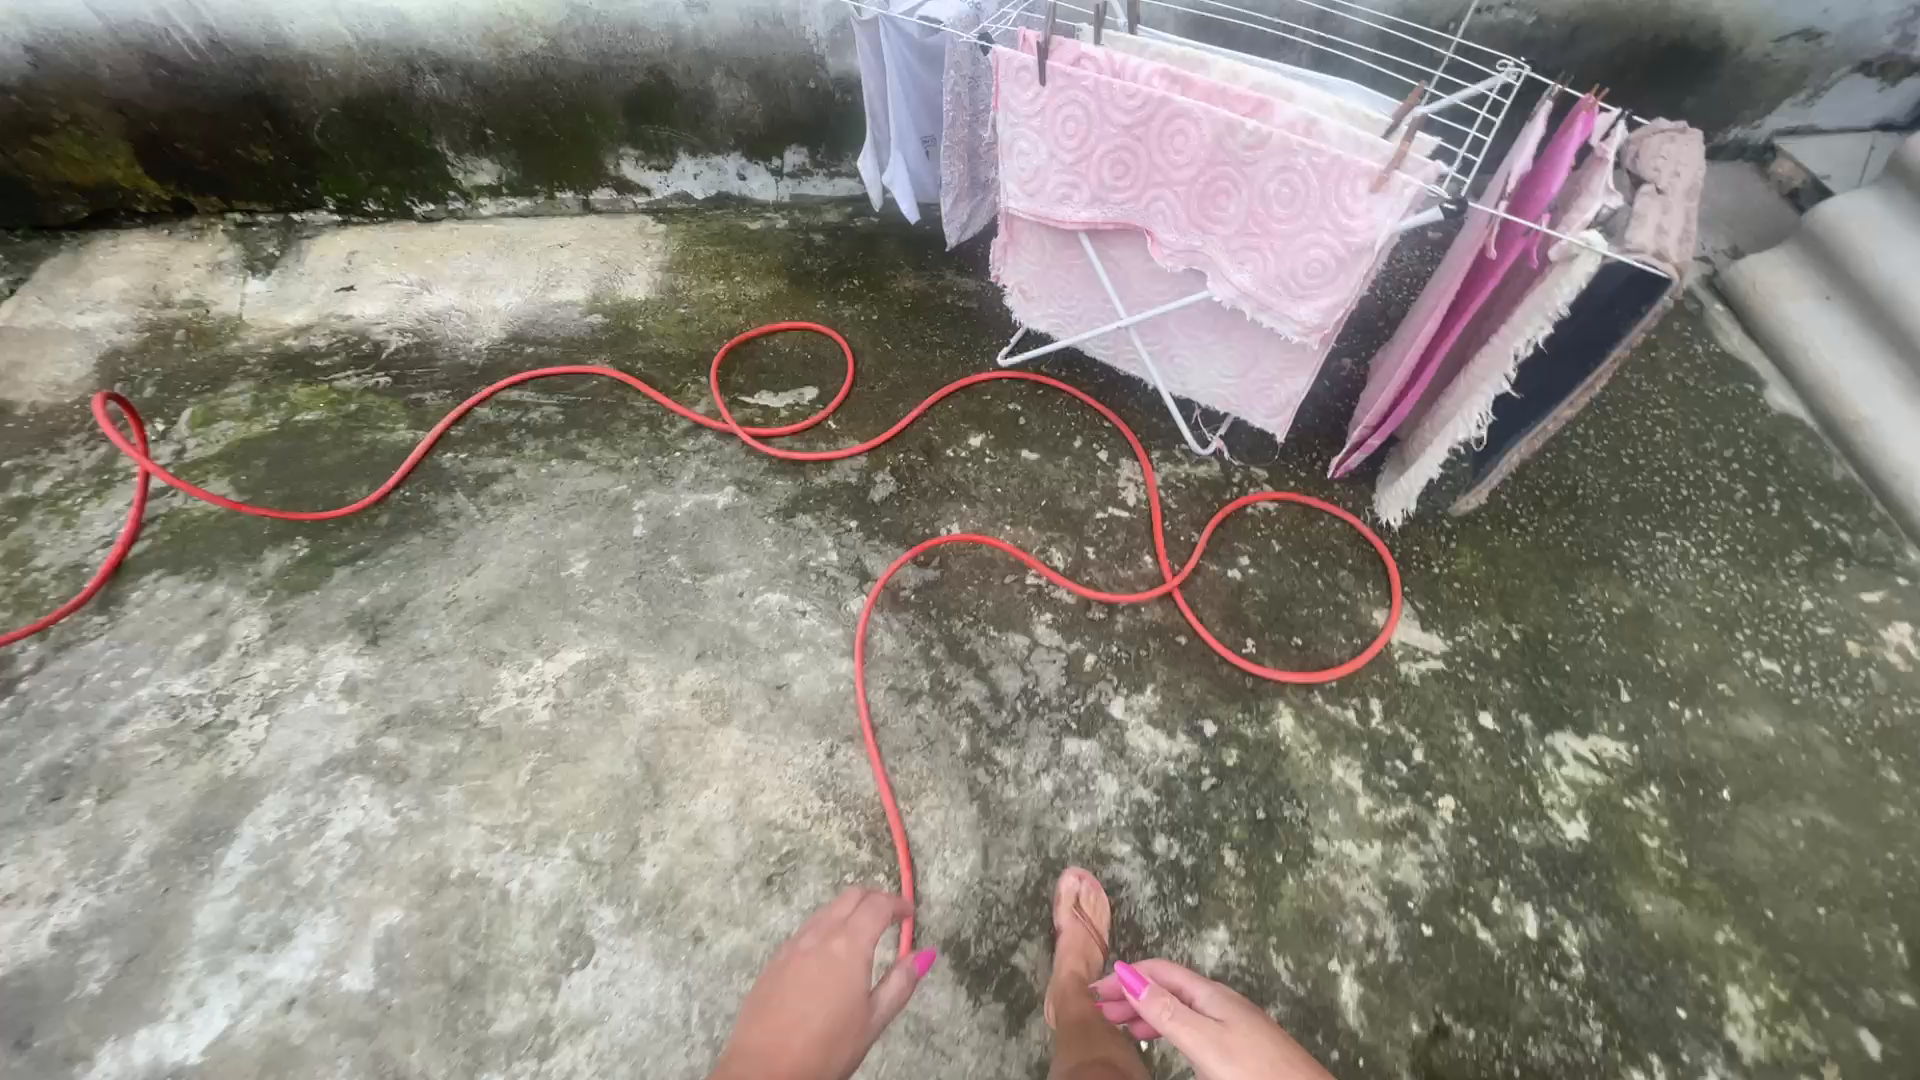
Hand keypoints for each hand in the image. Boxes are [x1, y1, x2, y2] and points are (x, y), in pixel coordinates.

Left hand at [708, 886, 937, 1079]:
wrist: (761, 1072)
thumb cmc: (825, 1050)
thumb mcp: (872, 1022)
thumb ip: (900, 984)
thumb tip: (925, 954)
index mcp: (848, 944)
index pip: (878, 905)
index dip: (898, 903)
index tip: (910, 913)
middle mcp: (820, 934)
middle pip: (851, 895)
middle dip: (875, 898)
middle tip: (891, 916)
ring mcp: (793, 944)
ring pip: (827, 909)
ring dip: (849, 910)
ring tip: (862, 933)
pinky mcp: (775, 959)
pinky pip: (807, 928)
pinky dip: (827, 926)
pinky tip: (829, 955)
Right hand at [1090, 959, 1335, 1079]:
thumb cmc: (1254, 1070)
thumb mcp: (1204, 1042)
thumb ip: (1166, 1010)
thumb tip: (1127, 972)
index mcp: (1209, 993)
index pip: (1157, 971)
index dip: (1124, 977)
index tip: (1092, 992)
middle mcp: (1219, 1000)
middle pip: (1166, 987)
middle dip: (1130, 993)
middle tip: (1098, 1011)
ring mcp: (1232, 1023)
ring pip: (1178, 1007)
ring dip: (1146, 1012)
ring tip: (1121, 1028)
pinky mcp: (1240, 1046)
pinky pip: (1190, 1024)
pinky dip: (1166, 1027)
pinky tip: (1162, 1043)